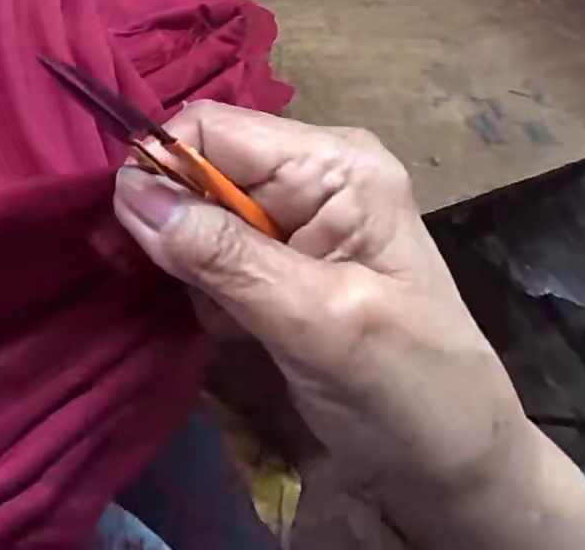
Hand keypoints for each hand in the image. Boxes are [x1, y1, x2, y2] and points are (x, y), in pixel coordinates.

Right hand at [113, 103, 519, 491]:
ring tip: (233, 322)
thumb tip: (132, 194)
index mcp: (335, 162)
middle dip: (177, 224)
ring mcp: (301, 208)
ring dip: (195, 267)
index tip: (129, 230)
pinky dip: (210, 286)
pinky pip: (217, 247)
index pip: (219, 128)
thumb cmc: (412, 387)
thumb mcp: (320, 322)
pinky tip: (242, 328)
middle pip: (206, 164)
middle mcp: (314, 168)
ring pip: (203, 209)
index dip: (164, 164)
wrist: (456, 456)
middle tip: (186, 292)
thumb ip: (225, 257)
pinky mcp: (286, 249)